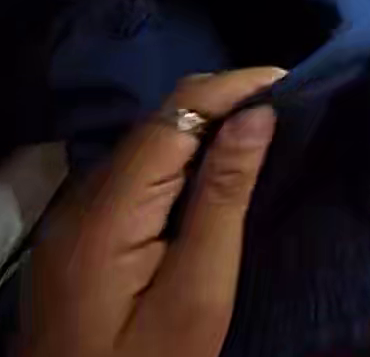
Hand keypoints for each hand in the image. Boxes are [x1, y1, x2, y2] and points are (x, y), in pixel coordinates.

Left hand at [19, 67, 286, 356]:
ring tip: (265, 122)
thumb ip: (225, 193)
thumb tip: (259, 112)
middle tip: (286, 102)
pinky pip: (145, 161)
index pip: (174, 115)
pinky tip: (223, 156)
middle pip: (160, 117)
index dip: (234, 86)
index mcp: (106, 216)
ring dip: (212, 117)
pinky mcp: (87, 230)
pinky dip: (190, 144)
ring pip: (153, 133)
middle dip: (227, 96)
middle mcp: (82, 202)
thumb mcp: (199, 287)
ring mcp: (78, 216)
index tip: (291, 81)